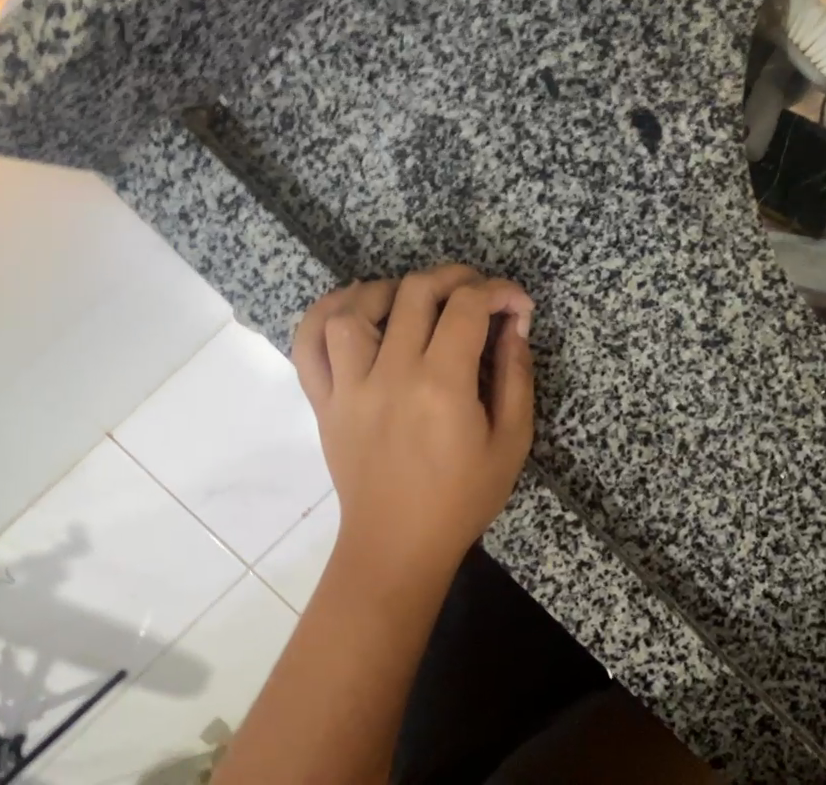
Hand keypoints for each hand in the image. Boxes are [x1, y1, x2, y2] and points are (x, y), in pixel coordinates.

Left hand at [292, 264, 535, 588]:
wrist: (397, 546)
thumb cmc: (462, 498)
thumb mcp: (512, 442)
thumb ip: (516, 376)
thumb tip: (514, 324)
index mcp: (443, 386)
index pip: (468, 306)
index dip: (499, 291)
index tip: (517, 305)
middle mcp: (392, 375)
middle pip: (416, 292)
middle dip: (456, 277)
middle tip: (477, 292)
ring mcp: (349, 387)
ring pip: (355, 309)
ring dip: (390, 290)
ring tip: (414, 301)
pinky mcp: (324, 402)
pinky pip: (308, 344)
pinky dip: (325, 313)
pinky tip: (352, 307)